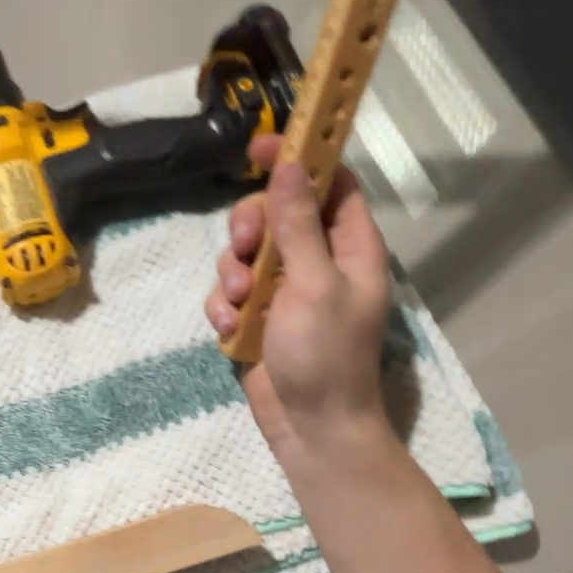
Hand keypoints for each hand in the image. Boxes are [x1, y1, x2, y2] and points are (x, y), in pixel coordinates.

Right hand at [205, 135, 394, 454]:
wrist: (309, 426)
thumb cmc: (325, 355)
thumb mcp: (313, 284)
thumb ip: (298, 226)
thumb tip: (290, 167)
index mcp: (349, 247)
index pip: (329, 184)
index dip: (299, 160)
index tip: (262, 146)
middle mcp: (316, 262)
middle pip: (275, 215)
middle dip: (250, 228)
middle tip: (244, 245)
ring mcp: (282, 292)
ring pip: (244, 255)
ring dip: (230, 273)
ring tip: (237, 303)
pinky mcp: (255, 320)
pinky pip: (228, 295)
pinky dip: (223, 308)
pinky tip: (228, 329)